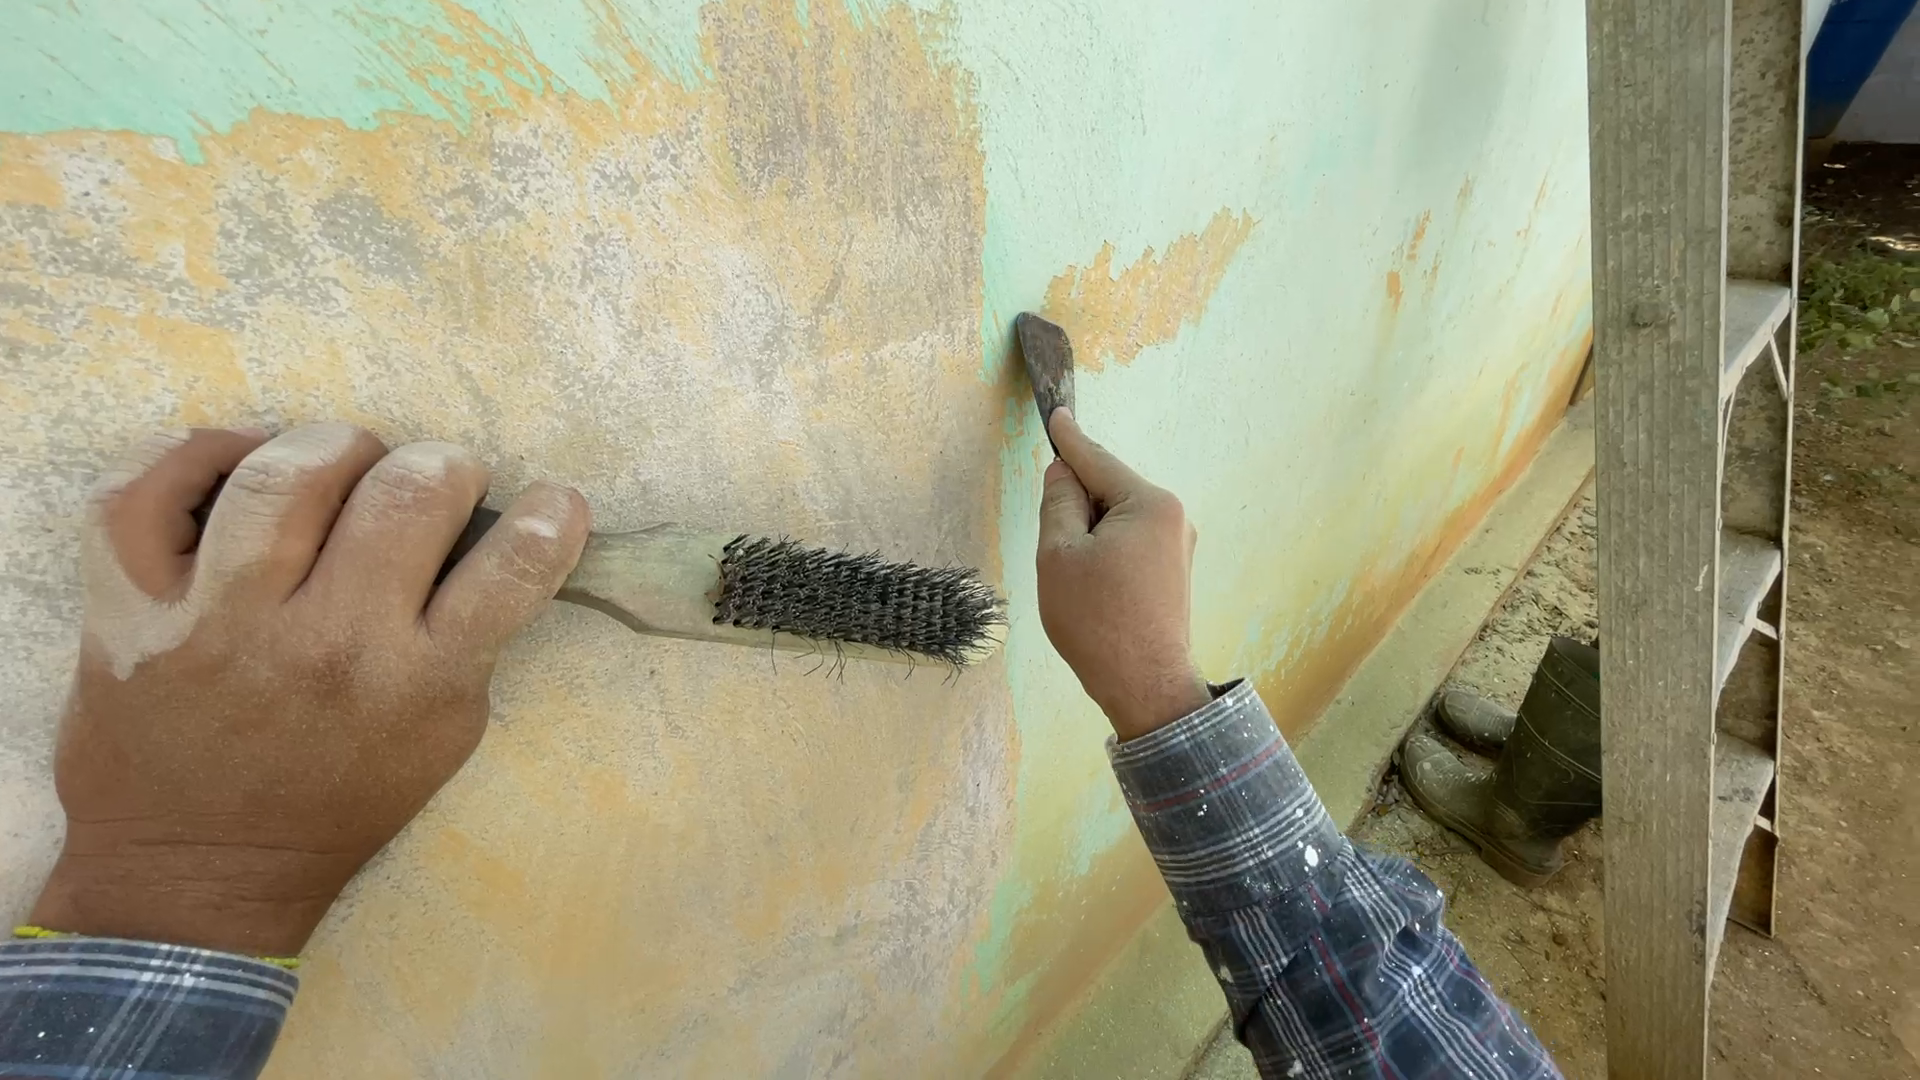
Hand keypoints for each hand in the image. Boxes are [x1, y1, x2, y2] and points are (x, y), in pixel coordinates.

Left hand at [30, 424, 589, 955]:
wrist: (203, 866)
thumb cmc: (356, 793)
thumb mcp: (455, 726)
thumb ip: (476, 637)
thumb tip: (495, 543)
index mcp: (421, 678)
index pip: (511, 571)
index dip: (553, 518)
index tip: (558, 503)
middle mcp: (328, 642)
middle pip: (405, 500)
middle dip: (446, 466)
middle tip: (444, 478)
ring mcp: (217, 624)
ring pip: (282, 479)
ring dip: (340, 446)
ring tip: (353, 459)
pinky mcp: (126, 615)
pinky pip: (139, 495)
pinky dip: (199, 452)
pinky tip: (249, 459)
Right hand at [1035, 409, 1210, 740]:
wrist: (1146, 687)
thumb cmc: (1096, 620)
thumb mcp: (1060, 554)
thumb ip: (1059, 503)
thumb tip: (1064, 473)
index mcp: (1149, 504)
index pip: (1097, 461)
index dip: (1069, 441)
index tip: (1056, 414)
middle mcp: (1173, 517)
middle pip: (1108, 490)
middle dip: (1076, 503)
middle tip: (1054, 545)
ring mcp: (1179, 545)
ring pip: (1117, 518)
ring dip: (1089, 531)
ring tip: (1074, 577)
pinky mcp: (1174, 571)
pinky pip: (1131, 541)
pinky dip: (1105, 548)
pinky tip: (1093, 584)